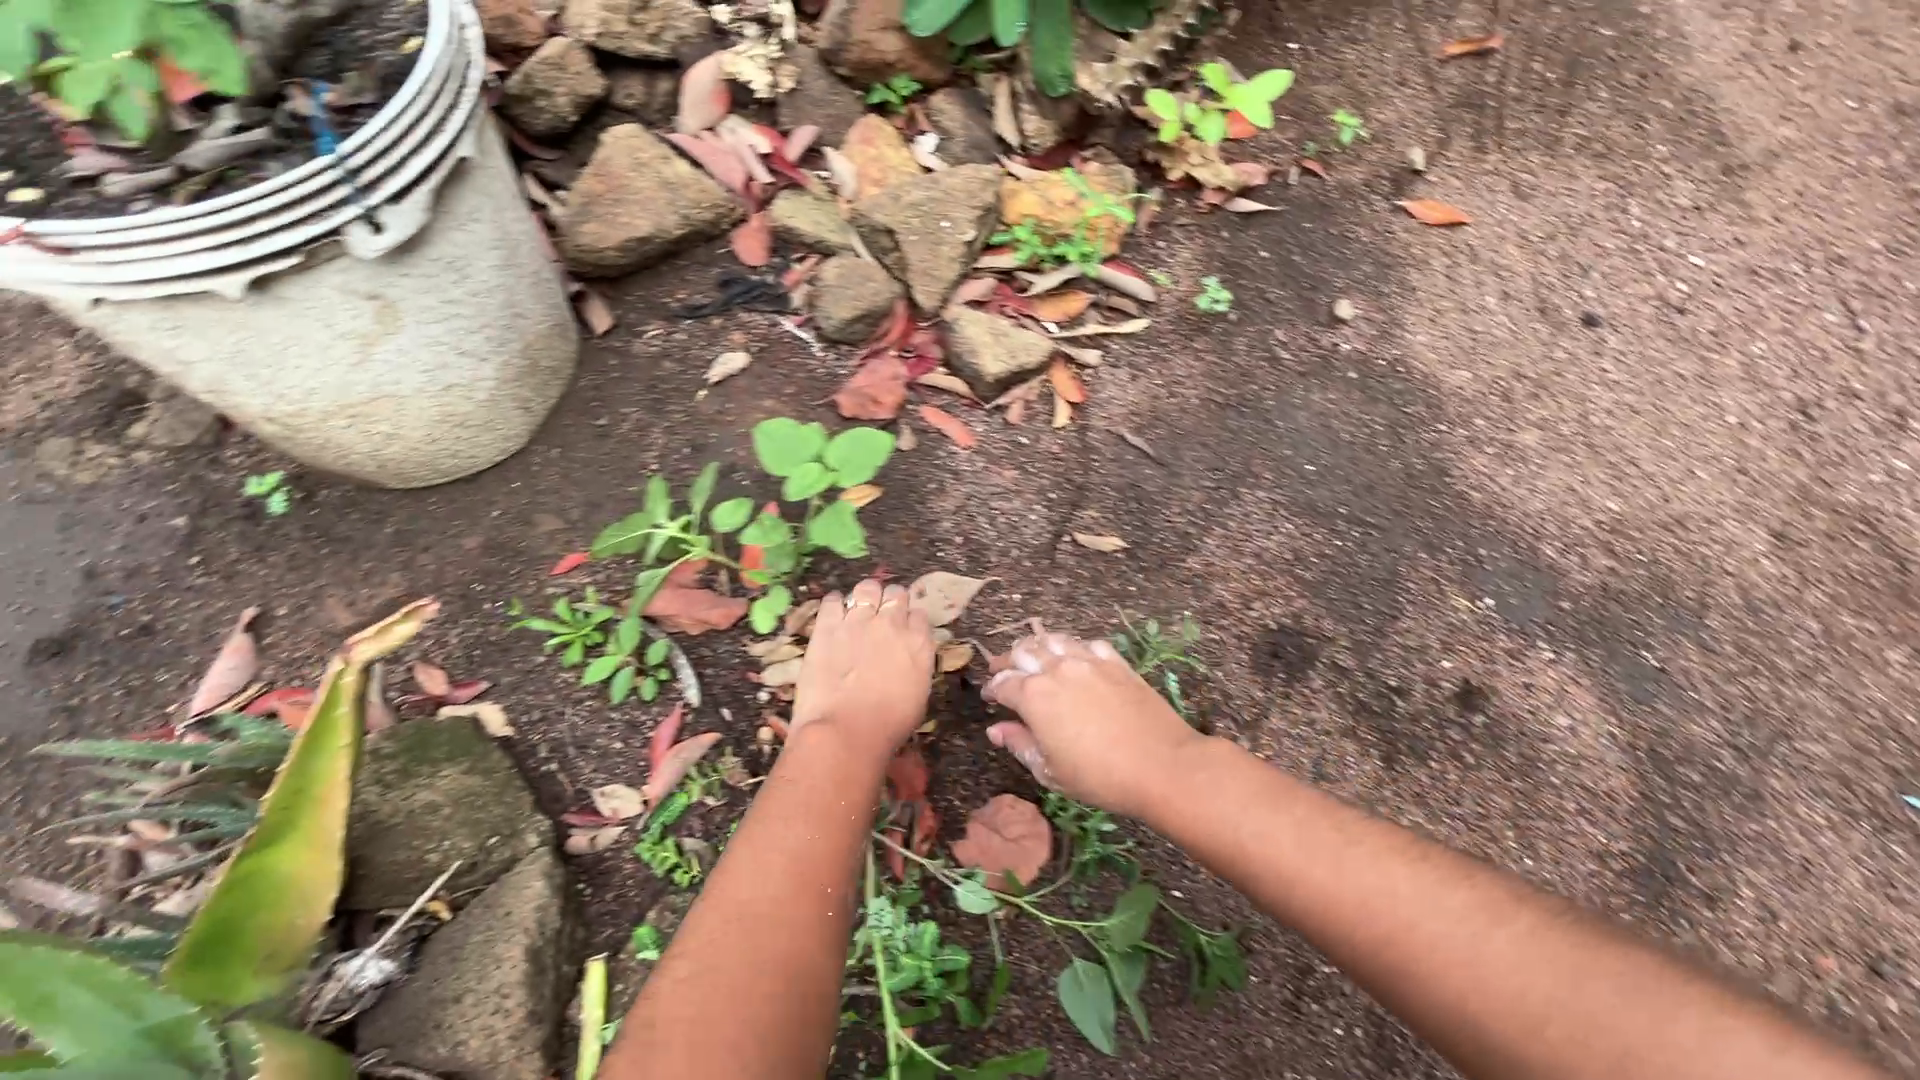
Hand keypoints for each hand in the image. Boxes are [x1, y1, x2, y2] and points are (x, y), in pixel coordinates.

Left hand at [790, 579, 934, 761]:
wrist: (846, 730)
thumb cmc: (888, 725)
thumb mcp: (918, 695)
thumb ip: (915, 666)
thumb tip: (906, 658)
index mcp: (918, 643)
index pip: (918, 615)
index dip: (909, 621)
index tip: (902, 631)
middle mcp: (892, 624)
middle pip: (896, 593)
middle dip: (890, 601)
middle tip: (881, 616)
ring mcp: (858, 620)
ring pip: (867, 588)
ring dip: (865, 595)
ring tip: (858, 608)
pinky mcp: (827, 625)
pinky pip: (831, 600)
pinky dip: (834, 604)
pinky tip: (833, 612)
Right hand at [983, 631, 1204, 818]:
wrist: (1162, 765)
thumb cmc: (1100, 777)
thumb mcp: (1050, 771)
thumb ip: (1019, 745)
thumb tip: (996, 730)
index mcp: (1034, 696)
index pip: (1003, 684)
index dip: (992, 689)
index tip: (989, 697)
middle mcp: (1057, 669)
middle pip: (1024, 652)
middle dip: (1008, 661)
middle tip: (1003, 671)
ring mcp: (1089, 661)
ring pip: (1053, 640)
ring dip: (1037, 647)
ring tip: (1033, 657)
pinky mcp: (1116, 662)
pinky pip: (1087, 644)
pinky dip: (1073, 647)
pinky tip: (1074, 657)